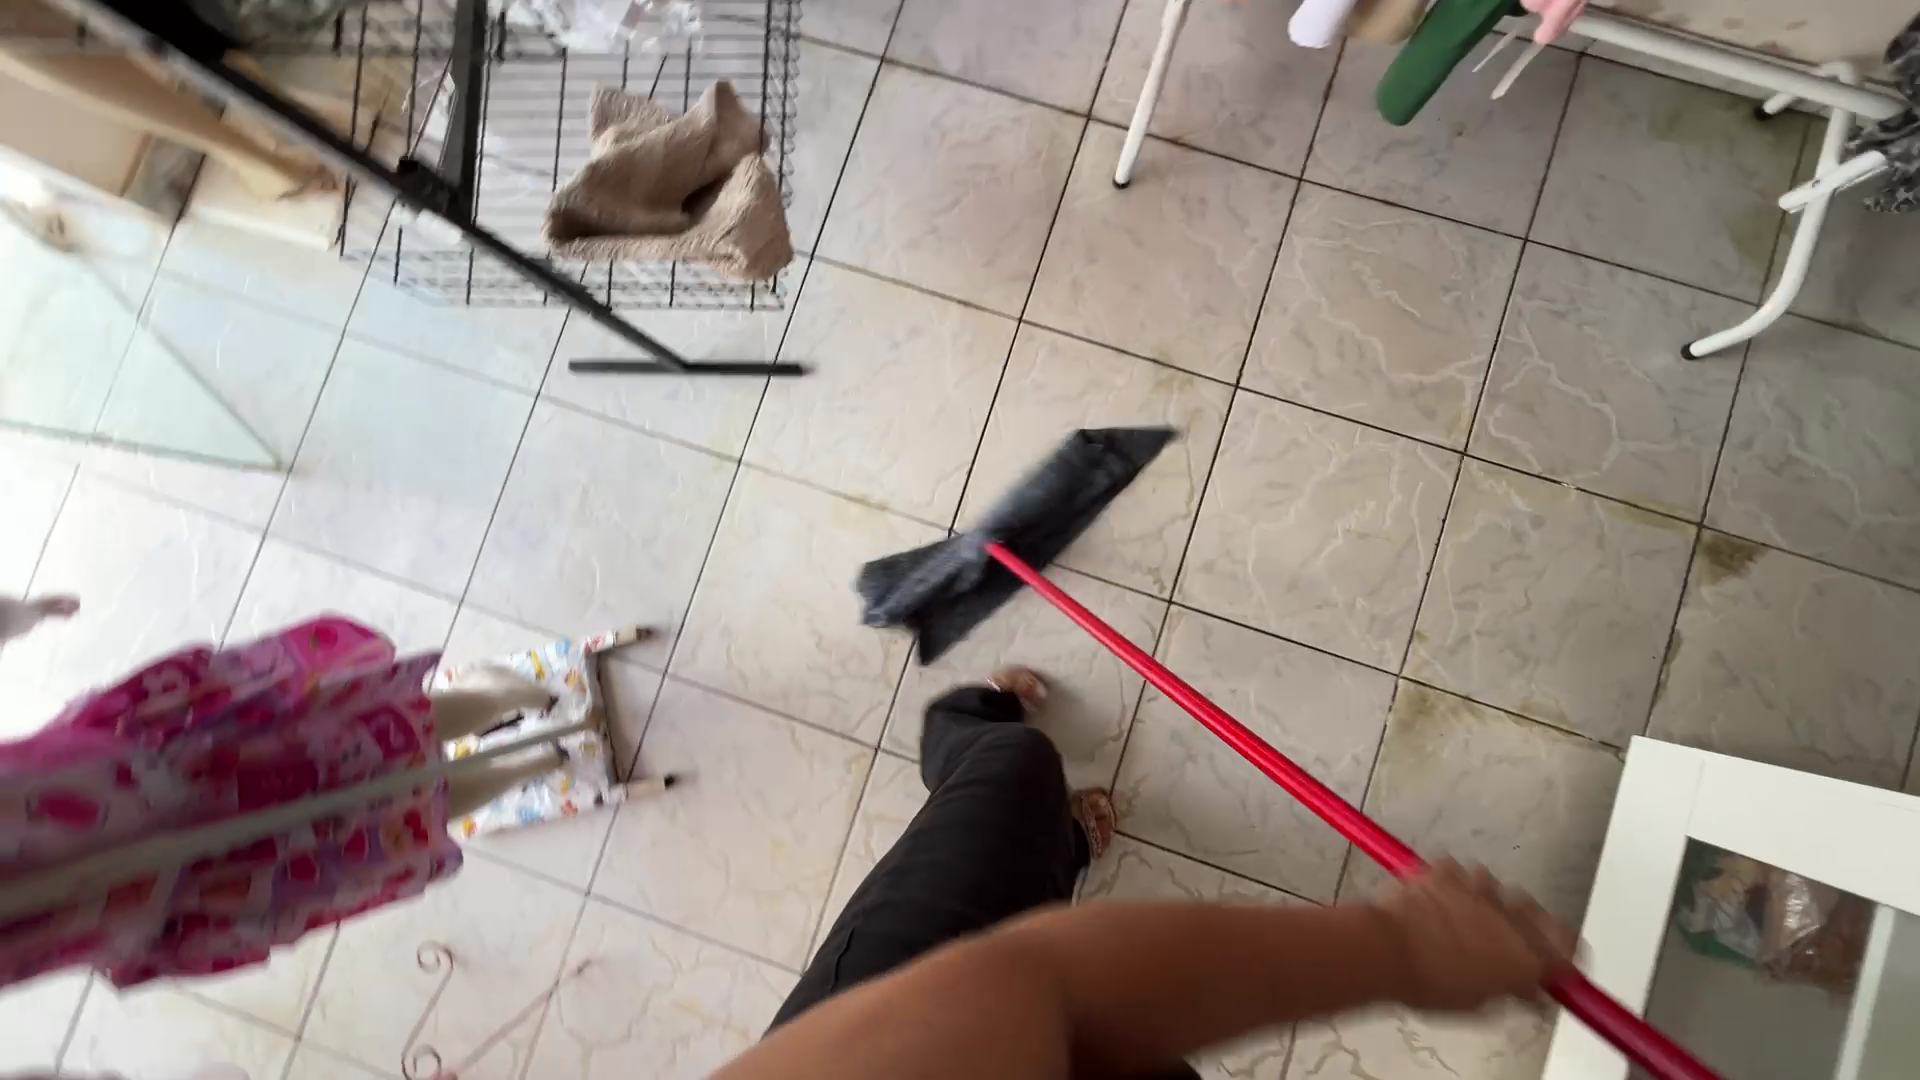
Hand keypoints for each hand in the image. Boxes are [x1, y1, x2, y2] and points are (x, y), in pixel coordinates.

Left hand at [1370, 860, 1576, 1011]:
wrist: (1386, 950)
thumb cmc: (1431, 985)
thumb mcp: (1483, 1004)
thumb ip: (1513, 990)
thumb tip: (1526, 988)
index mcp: (1528, 955)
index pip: (1570, 943)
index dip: (1563, 948)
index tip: (1553, 954)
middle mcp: (1508, 917)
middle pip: (1531, 907)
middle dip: (1519, 918)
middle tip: (1499, 933)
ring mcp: (1473, 888)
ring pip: (1491, 882)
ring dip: (1482, 894)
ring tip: (1461, 910)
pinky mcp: (1442, 870)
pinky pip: (1454, 867)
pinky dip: (1448, 877)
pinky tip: (1436, 893)